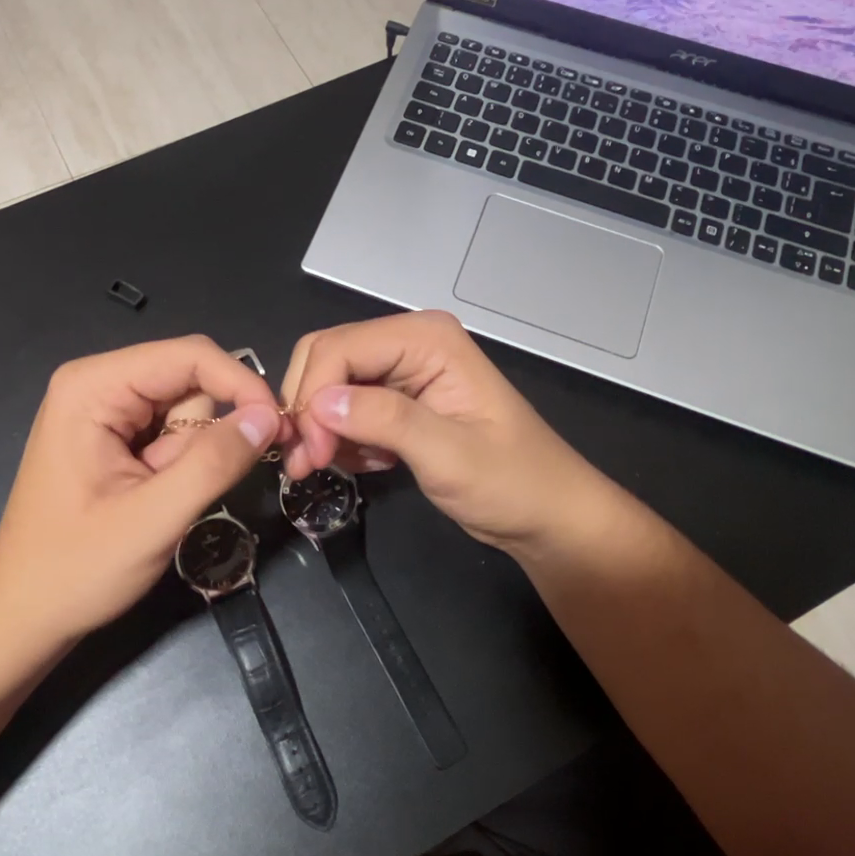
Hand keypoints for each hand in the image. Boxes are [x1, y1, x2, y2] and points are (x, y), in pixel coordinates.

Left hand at [0, 336, 282, 641]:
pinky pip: (173, 436)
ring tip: (165, 502)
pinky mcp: (117, 439)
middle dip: (215, 430)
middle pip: (191, 381)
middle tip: (211, 485)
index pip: (189, 356)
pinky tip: (161, 500)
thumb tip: (269, 415)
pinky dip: (185, 466)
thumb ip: (213, 463)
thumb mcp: (153, 519)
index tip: (281, 429)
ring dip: (197, 456)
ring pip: (188, 411)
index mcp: (93, 387)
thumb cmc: (76, 570)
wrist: (25, 614)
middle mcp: (99, 386)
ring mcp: (107, 413)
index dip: (241, 385)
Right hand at [279, 311, 612, 558]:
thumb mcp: (450, 455)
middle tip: (307, 464)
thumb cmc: (512, 483)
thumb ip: (385, 421)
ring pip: (329, 386)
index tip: (309, 454)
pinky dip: (343, 439)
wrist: (547, 516)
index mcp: (427, 339)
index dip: (312, 397)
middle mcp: (410, 344)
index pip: (338, 348)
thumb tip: (317, 404)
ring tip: (341, 468)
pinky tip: (369, 464)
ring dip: (323, 429)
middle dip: (309, 411)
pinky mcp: (399, 401)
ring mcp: (403, 372)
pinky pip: (345, 409)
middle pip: (326, 360)